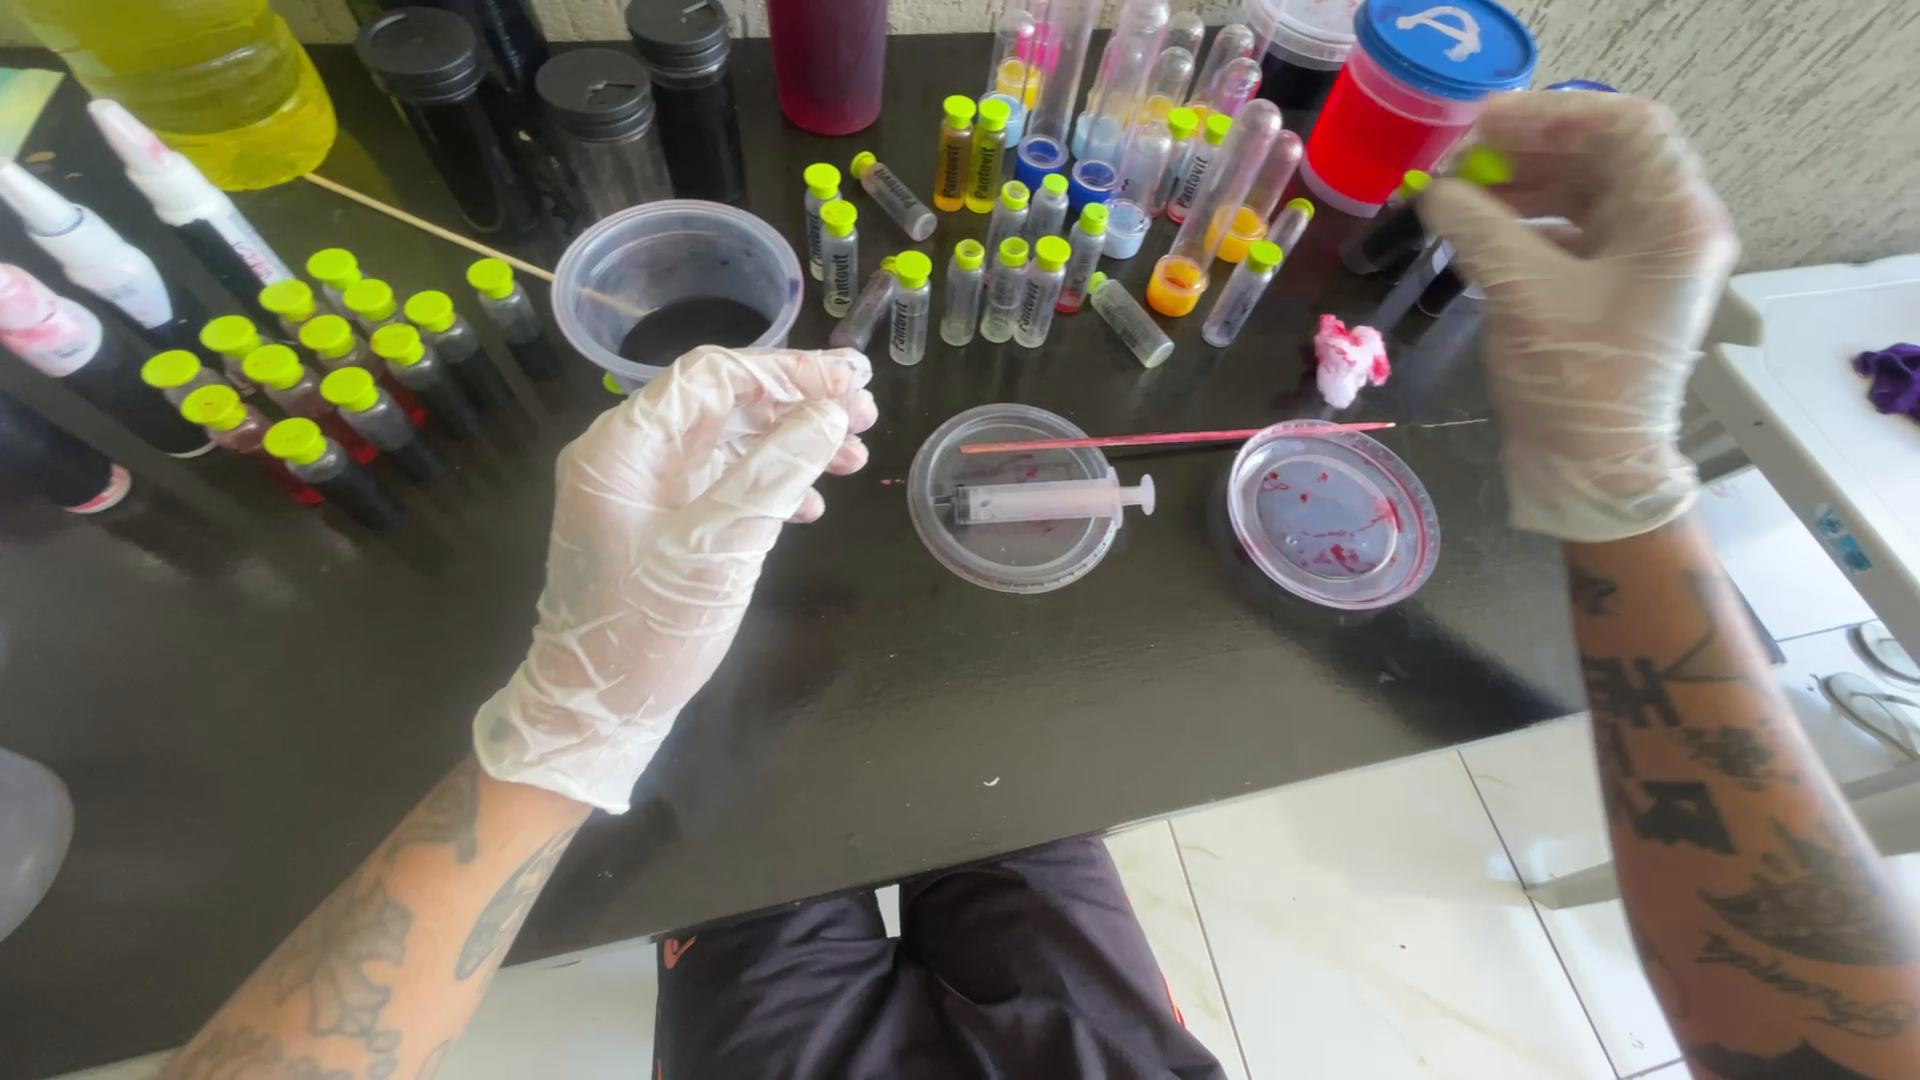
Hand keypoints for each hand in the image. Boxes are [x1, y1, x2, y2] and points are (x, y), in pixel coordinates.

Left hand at [473, 347, 876, 810]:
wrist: (600, 711)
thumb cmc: (647, 630)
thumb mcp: (717, 548)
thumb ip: (774, 473)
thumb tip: (830, 413)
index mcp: (624, 447)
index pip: (712, 378)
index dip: (787, 372)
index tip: (851, 383)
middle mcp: (635, 456)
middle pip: (728, 404)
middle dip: (799, 403)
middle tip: (866, 414)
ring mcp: (653, 491)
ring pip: (736, 443)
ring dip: (797, 444)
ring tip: (856, 458)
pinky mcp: (672, 524)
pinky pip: (730, 485)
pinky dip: (776, 486)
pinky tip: (812, 506)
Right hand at [1419, 91, 1738, 542]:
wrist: (1590, 465)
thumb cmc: (1572, 382)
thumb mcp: (1522, 298)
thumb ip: (1478, 233)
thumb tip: (1434, 193)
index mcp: (1674, 220)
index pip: (1623, 129)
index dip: (1548, 117)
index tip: (1475, 127)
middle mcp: (1669, 228)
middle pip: (1602, 157)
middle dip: (1527, 151)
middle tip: (1456, 160)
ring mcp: (1640, 259)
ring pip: (1581, 193)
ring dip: (1518, 186)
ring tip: (1457, 194)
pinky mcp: (1608, 287)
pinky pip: (1566, 232)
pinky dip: (1520, 223)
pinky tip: (1476, 231)